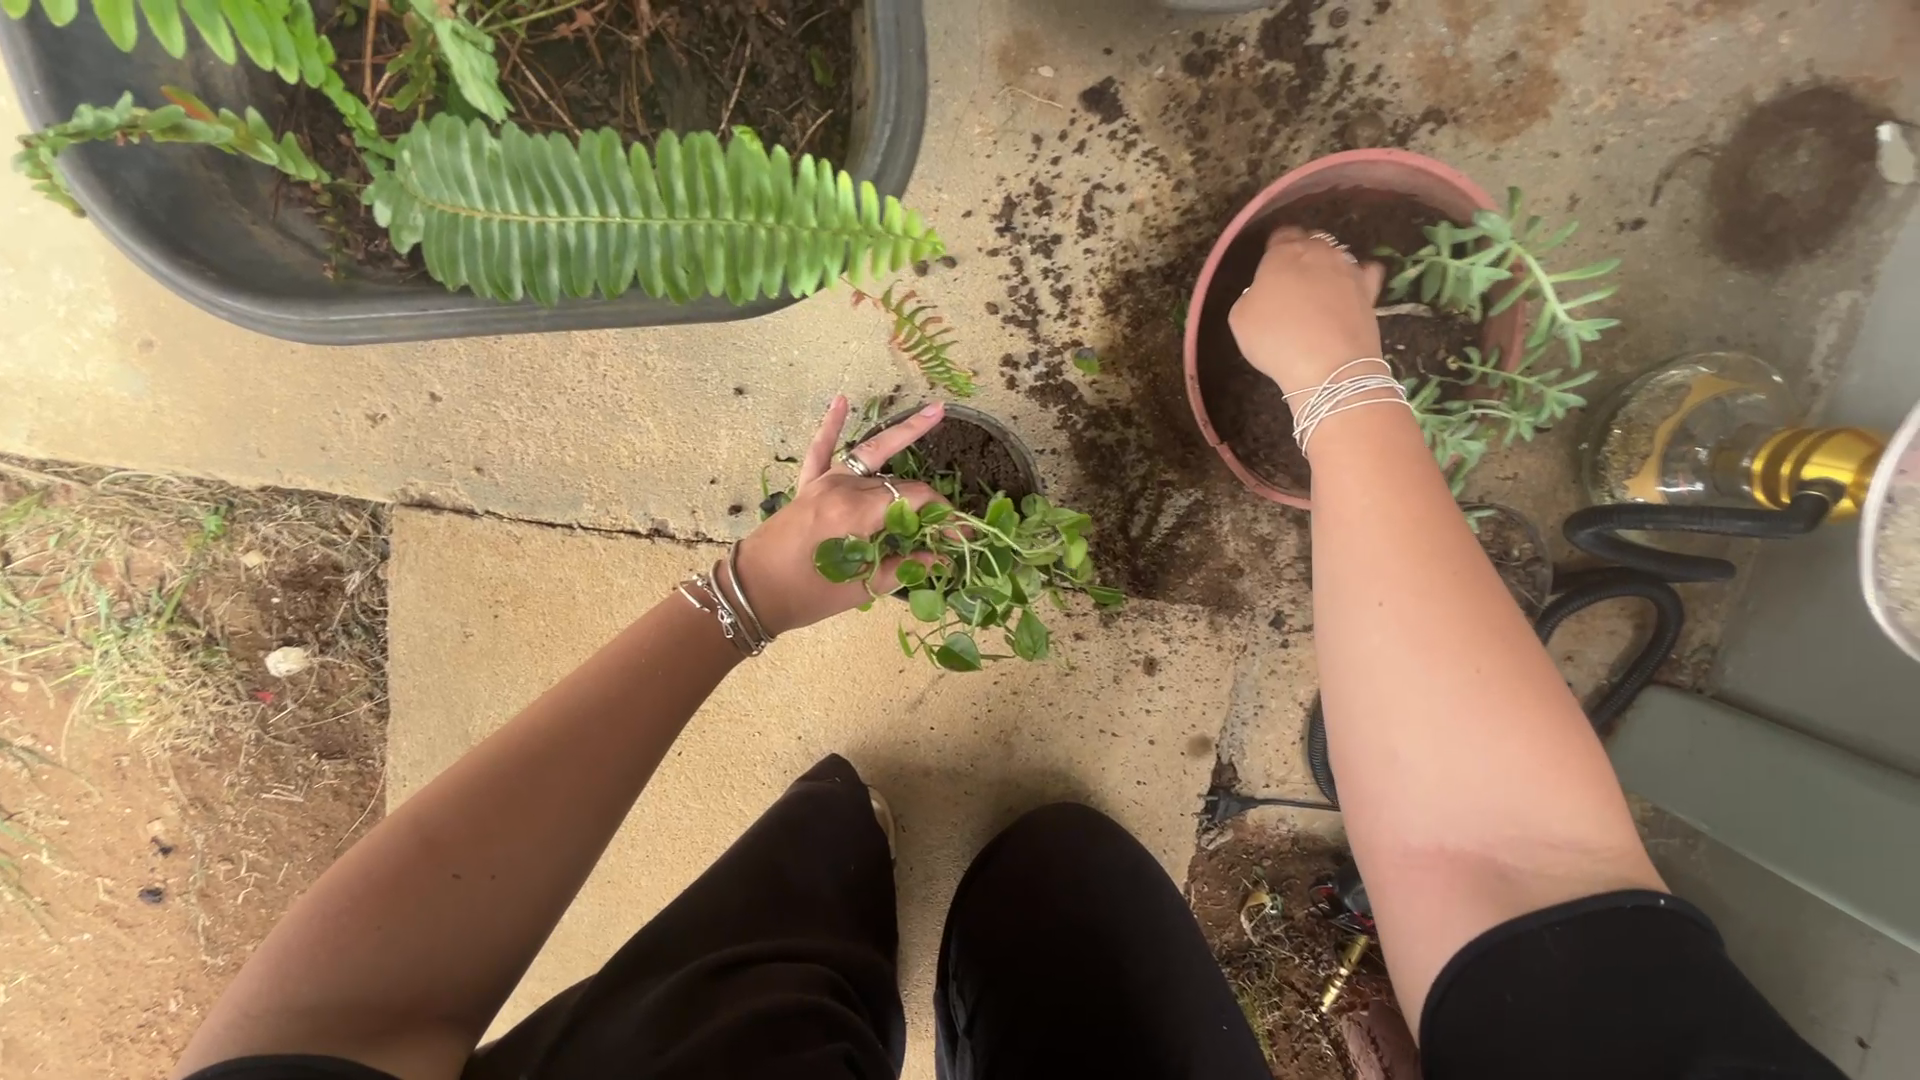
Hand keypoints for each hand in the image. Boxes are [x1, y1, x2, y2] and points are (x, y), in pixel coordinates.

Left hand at [732, 396, 948, 635]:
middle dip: (929, 498)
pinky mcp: (807, 486)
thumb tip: (939, 559)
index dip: (943, 514)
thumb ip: (902, 567)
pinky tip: (841, 400)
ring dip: (904, 433)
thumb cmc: (805, 595)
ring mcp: (823, 483)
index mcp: (857, 513)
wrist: (751, 592)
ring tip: (935, 411)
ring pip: (871, 454)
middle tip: (949, 517)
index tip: (959, 533)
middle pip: (899, 483)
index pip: (914, 500)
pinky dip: (831, 425)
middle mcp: (843, 489)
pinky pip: (821, 449)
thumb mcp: (860, 588)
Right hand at [1228, 227, 1388, 395]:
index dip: (1273, 250)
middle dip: (1300, 255)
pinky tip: (1347, 291)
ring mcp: (1347, 268)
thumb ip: (1251, 295)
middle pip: (1310, 241)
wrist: (1328, 365)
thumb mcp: (1240, 319)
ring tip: (1317, 292)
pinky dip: (1356, 277)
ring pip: (1336, 255)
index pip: (1280, 235)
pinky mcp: (1369, 288)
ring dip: (1326, 267)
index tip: (1268, 270)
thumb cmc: (1276, 340)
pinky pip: (1364, 271)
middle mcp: (1319, 252)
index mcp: (1283, 253)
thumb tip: (1263, 291)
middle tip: (1290, 282)